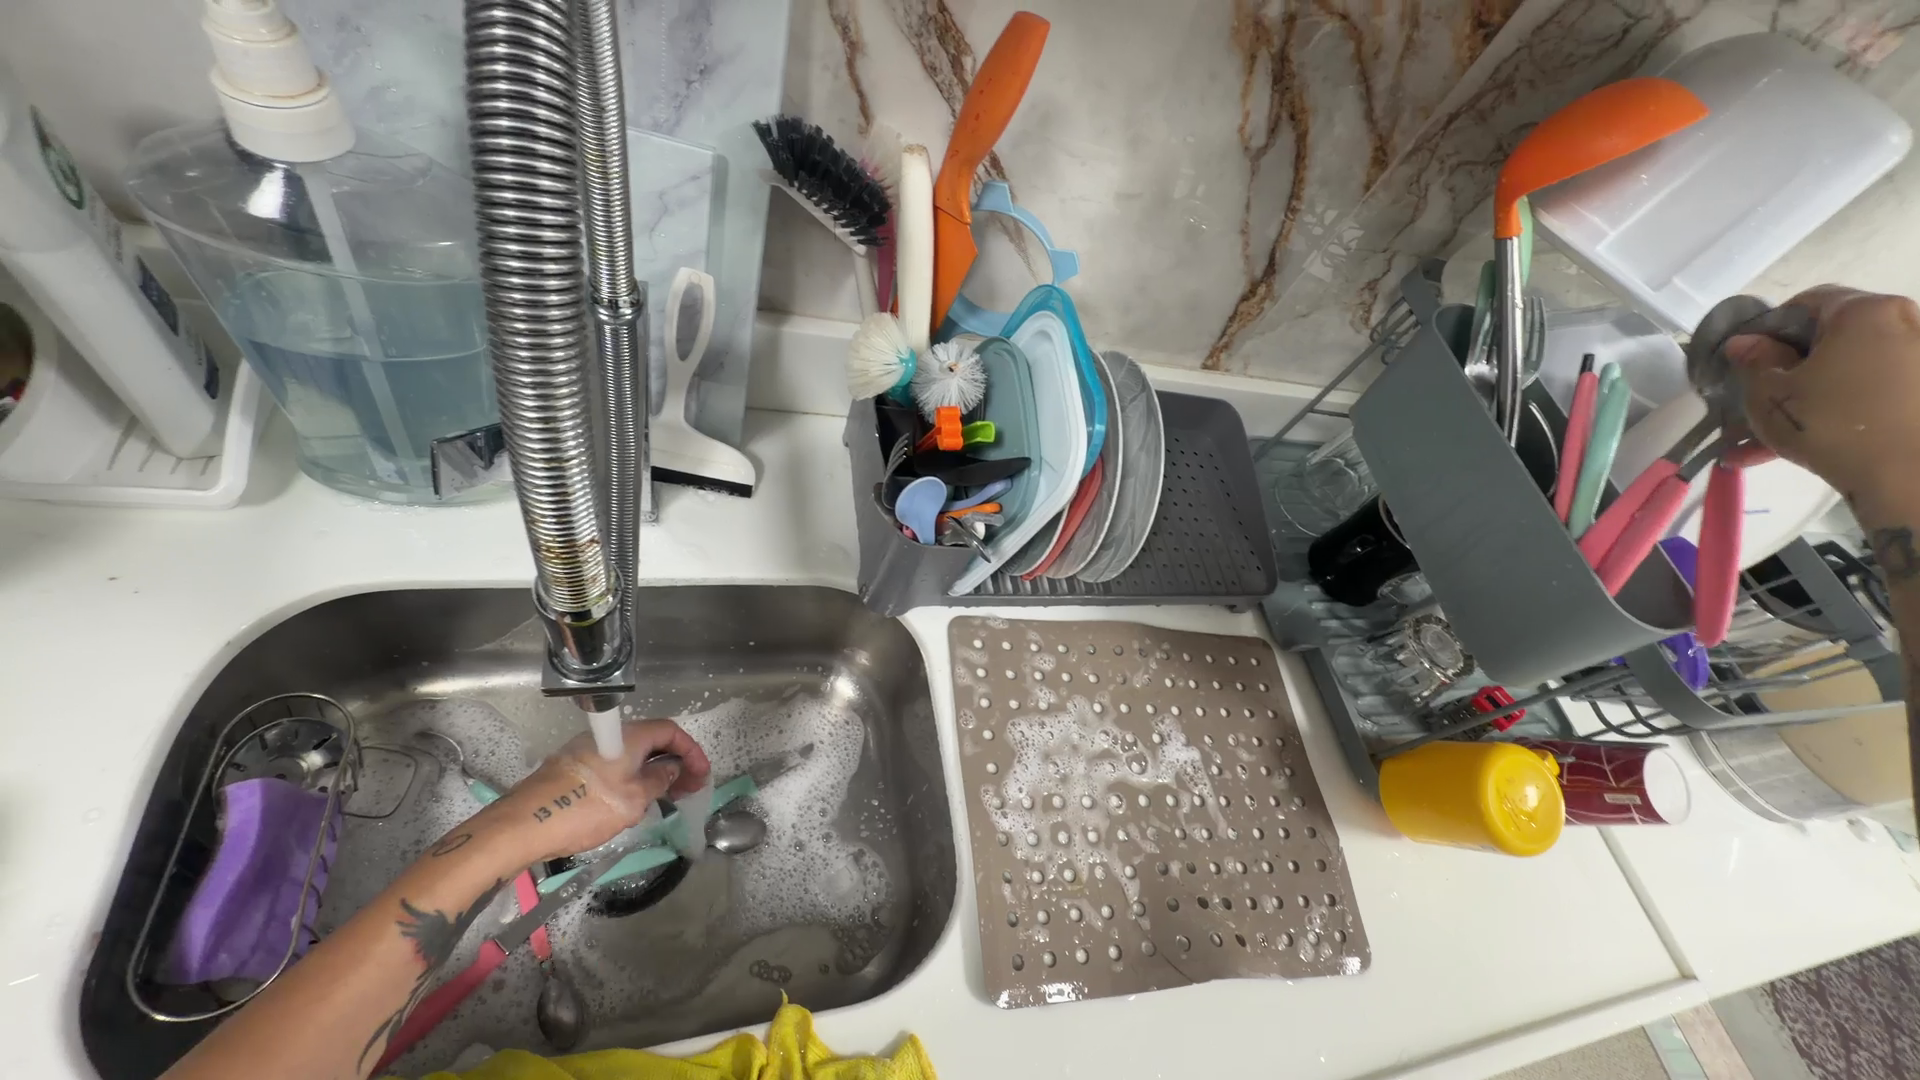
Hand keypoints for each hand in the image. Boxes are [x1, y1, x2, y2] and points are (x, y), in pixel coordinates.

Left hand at [481, 718, 711, 863]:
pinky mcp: (570, 768)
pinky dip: (632, 777)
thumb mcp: (634, 800)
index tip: (701, 774)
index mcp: (628, 736)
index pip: (670, 730)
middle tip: (688, 787)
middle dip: (674, 761)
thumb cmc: (585, 809)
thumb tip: (670, 770)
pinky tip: (634, 799)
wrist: (522, 826)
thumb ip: (658, 781)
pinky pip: (613, 765)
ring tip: (665, 796)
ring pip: (630, 754)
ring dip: (653, 771)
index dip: (690, 750)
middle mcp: (607, 736)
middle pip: (650, 740)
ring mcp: (586, 751)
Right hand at [1728, 286, 1919, 518]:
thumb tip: (1746, 343)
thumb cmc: (1828, 421)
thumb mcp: (1768, 392)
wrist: (1910, 473)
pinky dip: (1838, 413)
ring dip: (1809, 396)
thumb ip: (1754, 360)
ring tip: (1769, 436)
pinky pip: (1873, 394)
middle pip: (1834, 338)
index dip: (1769, 327)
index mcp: (1866, 313)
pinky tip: (1798, 448)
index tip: (1746, 358)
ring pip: (1850, 371)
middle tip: (1758, 398)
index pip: (1809, 302)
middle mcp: (1907, 323)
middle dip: (1791, 366)